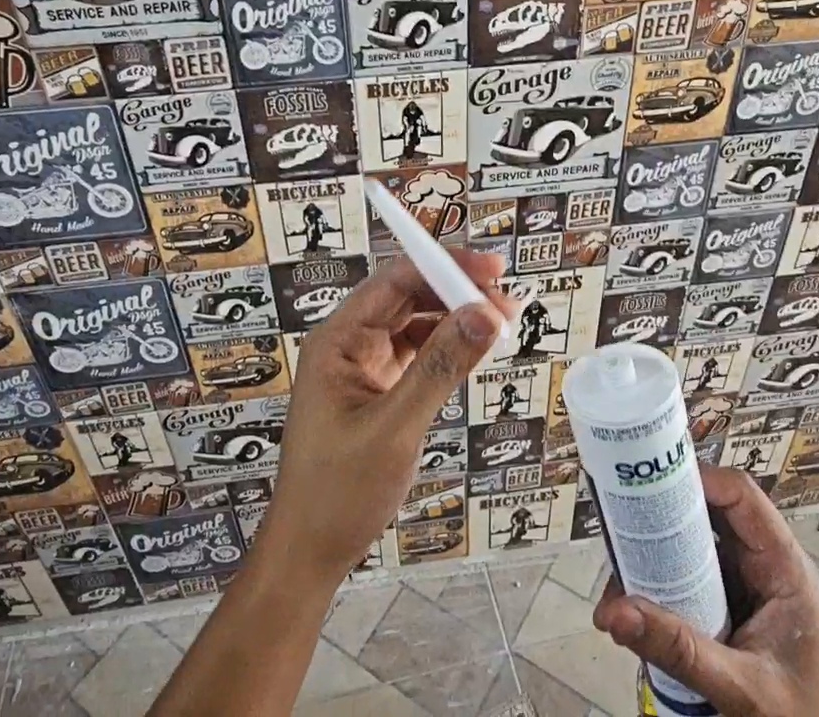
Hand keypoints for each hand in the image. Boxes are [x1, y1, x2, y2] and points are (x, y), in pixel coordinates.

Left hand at [258, 251, 514, 579]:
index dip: (442, 267)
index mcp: (338, 341)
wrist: (310, 552)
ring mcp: (364, 369)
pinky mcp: (379, 393)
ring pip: (415, 325)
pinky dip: (448, 350)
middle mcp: (349, 346)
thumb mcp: (395, 428)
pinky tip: (477, 351)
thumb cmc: (339, 492)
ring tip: (503, 323)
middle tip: (507, 299)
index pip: (394, 282)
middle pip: (407, 298)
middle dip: (456, 292)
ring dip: (456, 320)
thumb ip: (440, 369)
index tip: (491, 270)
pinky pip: (418, 356)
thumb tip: (486, 315)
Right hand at [593, 464, 818, 716]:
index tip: (644, 482)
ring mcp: (740, 588)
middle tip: (614, 540)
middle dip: (656, 525)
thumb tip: (614, 611)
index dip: (695, 478)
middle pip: (703, 517)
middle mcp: (759, 565)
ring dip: (648, 564)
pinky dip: (653, 593)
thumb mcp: (743, 686)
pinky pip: (682, 585)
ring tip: (613, 595)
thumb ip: (680, 650)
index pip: (739, 495)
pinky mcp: (723, 611)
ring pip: (686, 552)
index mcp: (782, 566)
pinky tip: (627, 614)